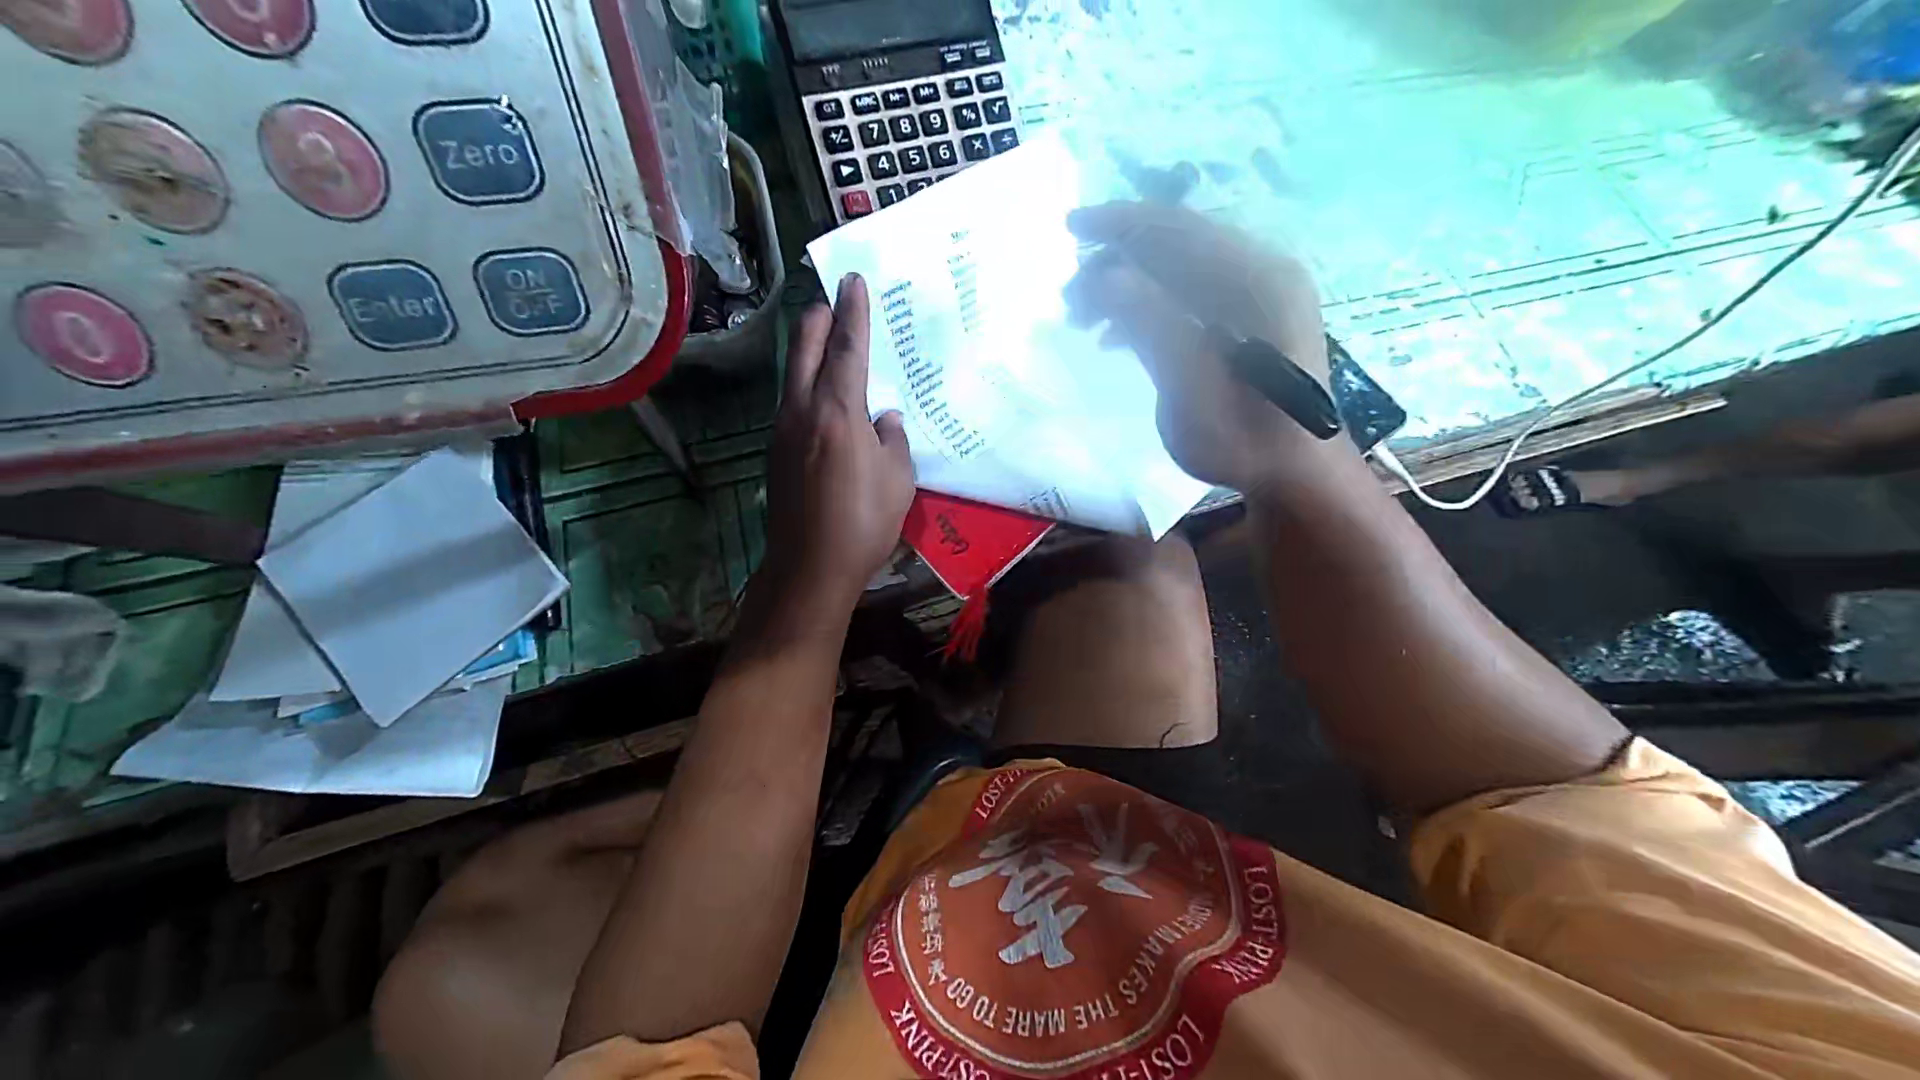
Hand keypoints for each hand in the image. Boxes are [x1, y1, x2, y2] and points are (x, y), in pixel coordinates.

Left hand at [760, 274, 915, 613]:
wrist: (810, 567)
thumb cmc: (863, 523)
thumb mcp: (898, 479)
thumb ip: (894, 439)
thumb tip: (885, 419)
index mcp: (838, 410)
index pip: (847, 346)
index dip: (853, 310)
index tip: (852, 279)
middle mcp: (803, 409)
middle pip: (804, 345)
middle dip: (820, 317)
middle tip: (836, 302)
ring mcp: (783, 430)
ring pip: (794, 373)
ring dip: (811, 351)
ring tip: (835, 347)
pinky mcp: (776, 451)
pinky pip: (793, 402)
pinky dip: (809, 385)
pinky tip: (828, 400)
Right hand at [1065, 201, 1343, 498]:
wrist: (1293, 473)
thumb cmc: (1245, 440)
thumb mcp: (1192, 389)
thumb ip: (1153, 326)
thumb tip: (1107, 276)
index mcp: (1259, 281)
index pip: (1180, 230)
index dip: (1121, 223)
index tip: (1070, 227)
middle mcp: (1261, 274)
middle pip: (1176, 246)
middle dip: (1115, 262)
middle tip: (1069, 299)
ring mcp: (1255, 296)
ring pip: (1175, 271)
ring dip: (1124, 288)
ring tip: (1082, 320)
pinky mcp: (1243, 320)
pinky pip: (1185, 297)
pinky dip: (1144, 308)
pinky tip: (1112, 336)